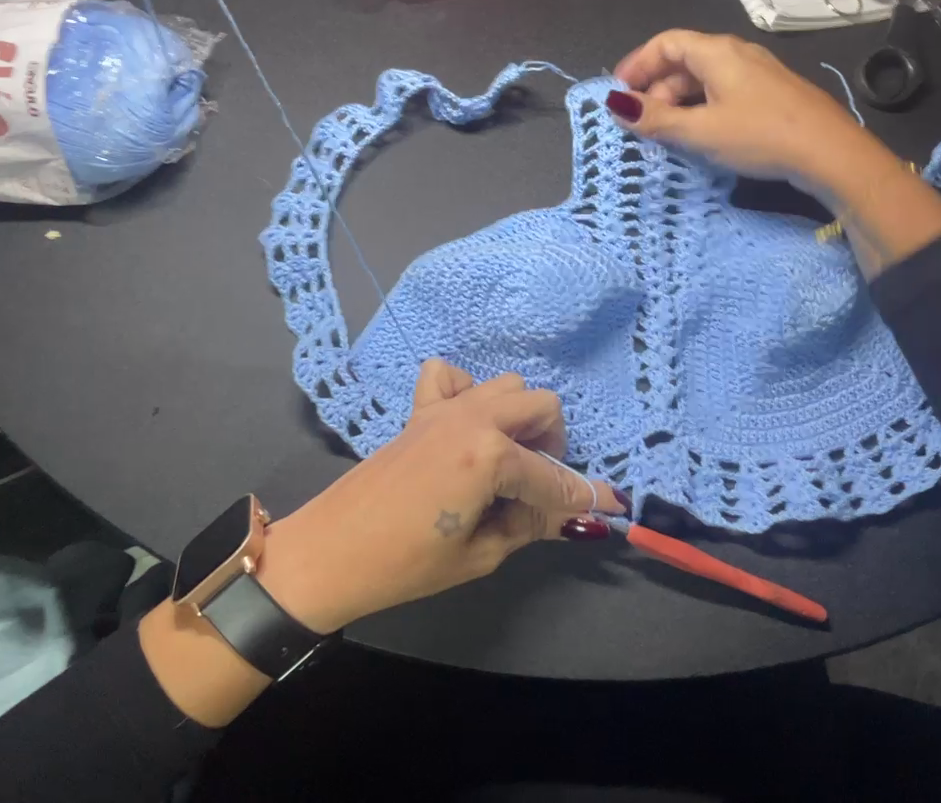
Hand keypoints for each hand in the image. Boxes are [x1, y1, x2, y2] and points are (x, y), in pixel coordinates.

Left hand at [255, 361, 624, 633]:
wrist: (331, 552)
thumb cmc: (407, 564)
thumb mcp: (480, 552)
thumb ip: (532, 523)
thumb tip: (576, 514)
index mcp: (490, 455)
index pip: (552, 476)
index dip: (583, 497)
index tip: (610, 506)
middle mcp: (473, 418)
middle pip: (541, 406)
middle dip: (552, 443)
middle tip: (537, 485)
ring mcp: (444, 408)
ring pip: (506, 386)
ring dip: (519, 418)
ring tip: (506, 460)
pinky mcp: (419, 411)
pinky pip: (451, 376)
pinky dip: (468, 393)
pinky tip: (465, 429)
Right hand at [612, 30, 940, 275]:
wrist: (830, 153)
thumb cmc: (759, 136)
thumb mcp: (700, 131)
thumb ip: (656, 118)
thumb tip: (614, 104)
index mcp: (716, 52)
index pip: (666, 43)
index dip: (637, 64)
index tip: (617, 92)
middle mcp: (736, 53)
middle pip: (684, 61)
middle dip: (656, 89)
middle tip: (640, 123)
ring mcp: (756, 73)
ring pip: (705, 80)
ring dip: (678, 103)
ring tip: (666, 135)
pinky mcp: (770, 95)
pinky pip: (724, 93)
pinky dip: (701, 109)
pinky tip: (700, 136)